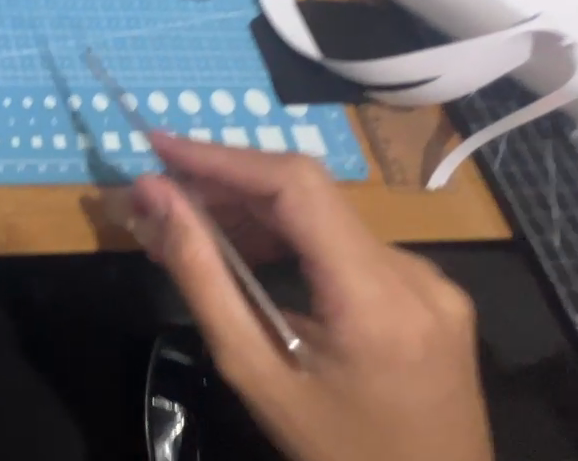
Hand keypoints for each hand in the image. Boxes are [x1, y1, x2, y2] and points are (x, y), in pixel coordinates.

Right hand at [129, 134, 492, 460]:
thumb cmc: (334, 449)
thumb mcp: (248, 366)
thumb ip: (198, 272)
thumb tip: (151, 193)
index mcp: (377, 299)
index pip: (295, 187)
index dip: (220, 156)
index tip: (154, 147)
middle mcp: (414, 275)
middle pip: (302, 192)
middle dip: (218, 183)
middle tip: (152, 198)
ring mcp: (426, 281)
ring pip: (315, 211)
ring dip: (241, 208)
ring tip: (180, 228)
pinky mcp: (422, 290)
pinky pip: (334, 237)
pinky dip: (275, 232)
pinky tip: (235, 252)